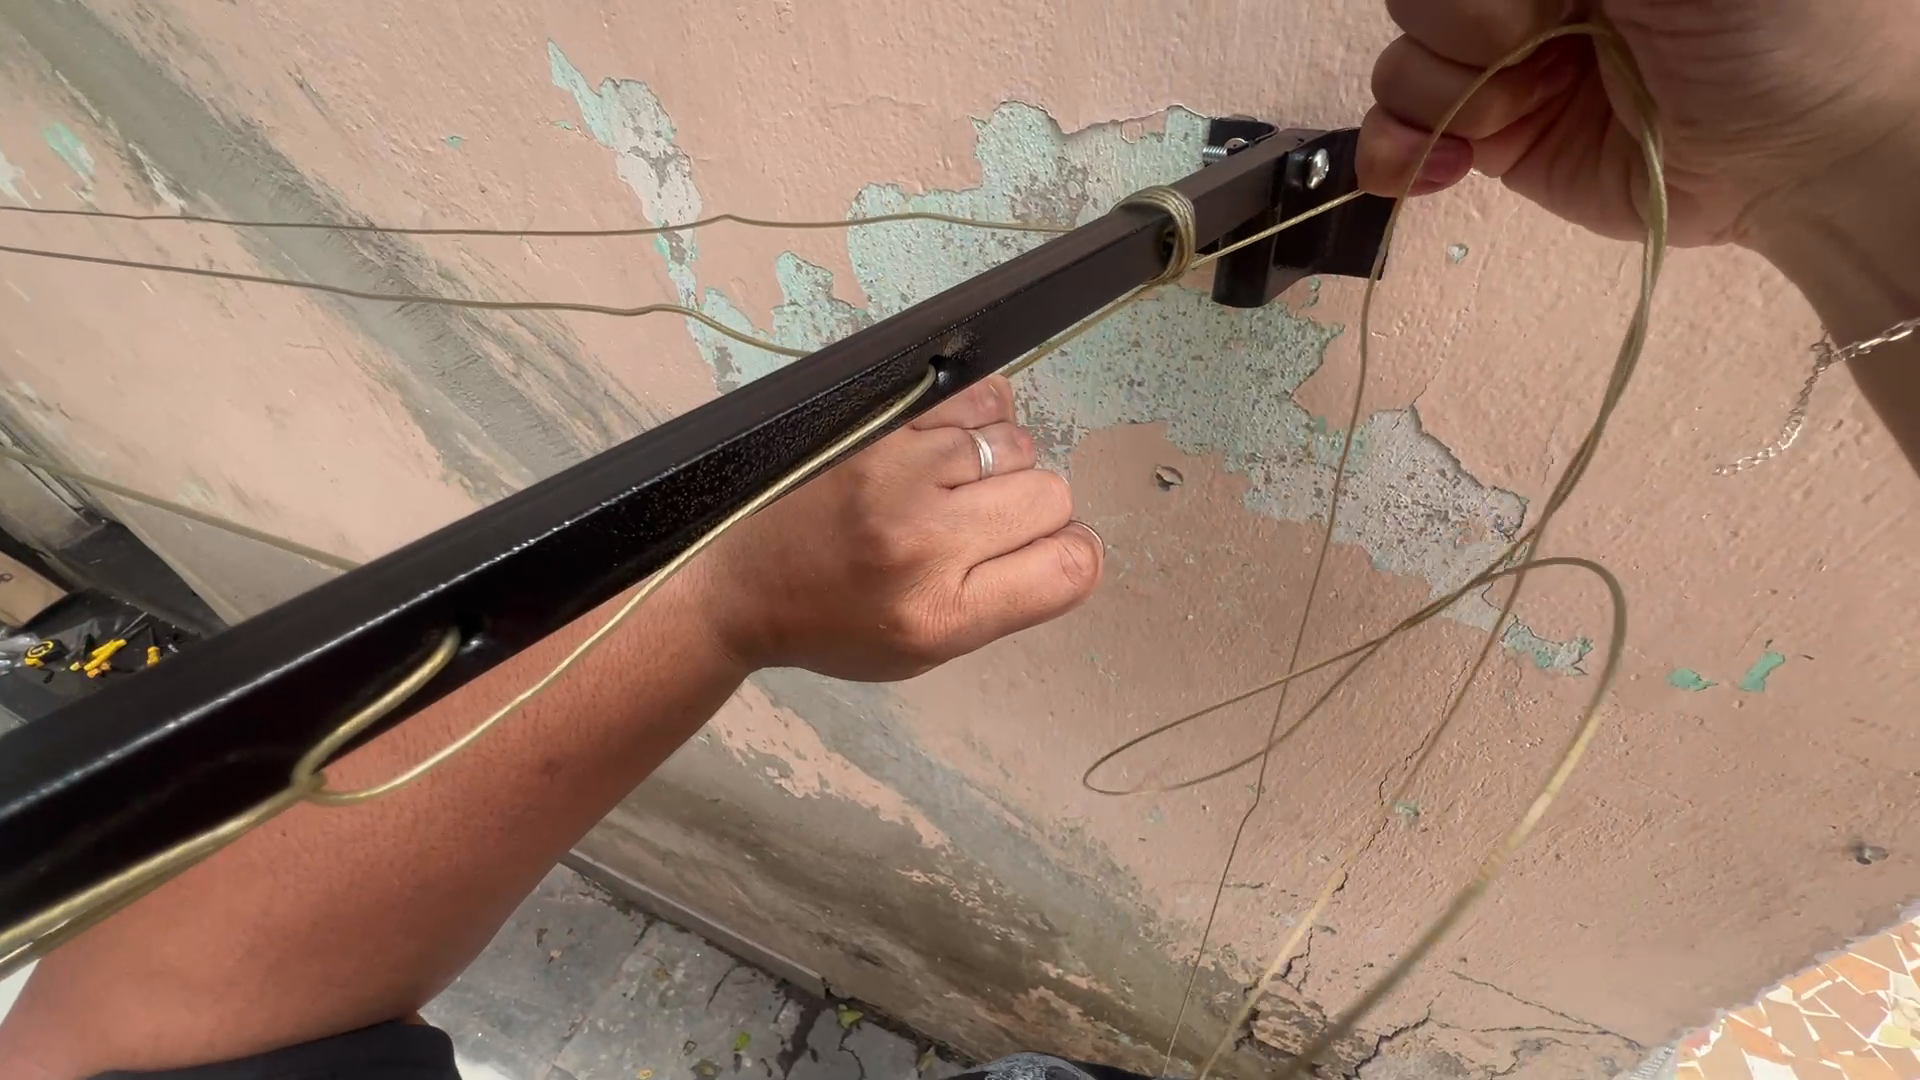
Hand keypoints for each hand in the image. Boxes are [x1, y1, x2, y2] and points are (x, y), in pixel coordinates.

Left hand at [688, 375, 1102, 681]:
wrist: (741, 582)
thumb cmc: (835, 624)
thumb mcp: (926, 650)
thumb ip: (1005, 601)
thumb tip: (1068, 539)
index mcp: (940, 614)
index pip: (1070, 565)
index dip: (1069, 556)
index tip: (1041, 553)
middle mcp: (923, 539)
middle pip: (1052, 494)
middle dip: (1032, 511)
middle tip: (980, 524)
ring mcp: (897, 470)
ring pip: (1018, 442)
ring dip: (1000, 465)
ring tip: (951, 486)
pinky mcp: (877, 423)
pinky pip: (979, 396)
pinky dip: (978, 419)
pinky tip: (946, 446)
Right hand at [1356, 0, 1919, 248]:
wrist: (1787, 157)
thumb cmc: (1774, 29)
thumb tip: (1495, 4)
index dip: (1474, 0)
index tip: (1548, 13)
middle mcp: (1519, 4)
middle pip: (1412, 10)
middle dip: (1465, 44)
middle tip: (1550, 58)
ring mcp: (1493, 75)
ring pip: (1394, 77)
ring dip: (1444, 106)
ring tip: (1522, 118)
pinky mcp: (1479, 144)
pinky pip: (1387, 145)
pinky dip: (1395, 159)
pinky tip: (1447, 169)